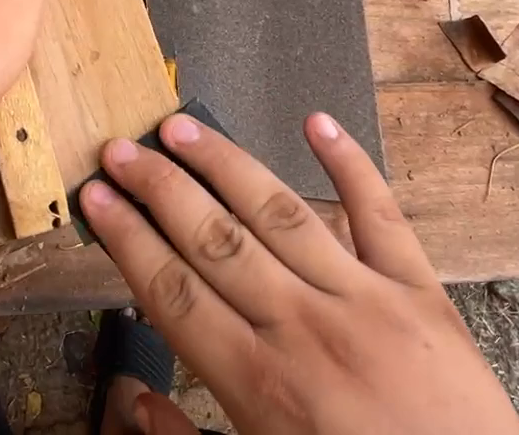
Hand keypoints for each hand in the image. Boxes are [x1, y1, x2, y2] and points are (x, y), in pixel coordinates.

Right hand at [80, 113, 518, 434]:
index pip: (174, 290)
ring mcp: (366, 301)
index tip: (97, 196)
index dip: (128, 237)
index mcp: (261, 386)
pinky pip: (381, 217)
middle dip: (160, 187)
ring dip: (224, 164)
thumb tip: (131, 397)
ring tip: (181, 127)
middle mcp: (306, 330)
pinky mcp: (421, 292)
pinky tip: (317, 121)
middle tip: (121, 148)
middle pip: (215, 239)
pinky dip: (351, 165)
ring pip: (280, 213)